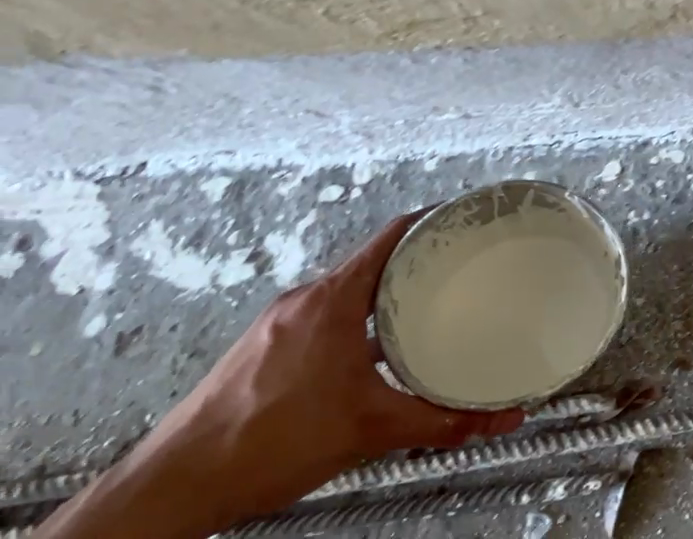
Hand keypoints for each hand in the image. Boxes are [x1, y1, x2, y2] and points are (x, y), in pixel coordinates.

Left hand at [37, 212, 523, 537]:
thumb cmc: (266, 445)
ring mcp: (277, 326)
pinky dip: (357, 323)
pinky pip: (323, 319)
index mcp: (331, 301)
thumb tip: (503, 418)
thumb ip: (445, 421)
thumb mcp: (374, 430)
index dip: (435, 220)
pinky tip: (375, 355)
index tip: (468, 219)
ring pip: (347, 294)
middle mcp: (302, 302)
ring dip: (387, 297)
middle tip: (463, 269)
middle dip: (419, 264)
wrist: (174, 489)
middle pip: (373, 263)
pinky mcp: (261, 351)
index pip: (393, 236)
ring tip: (428, 310)